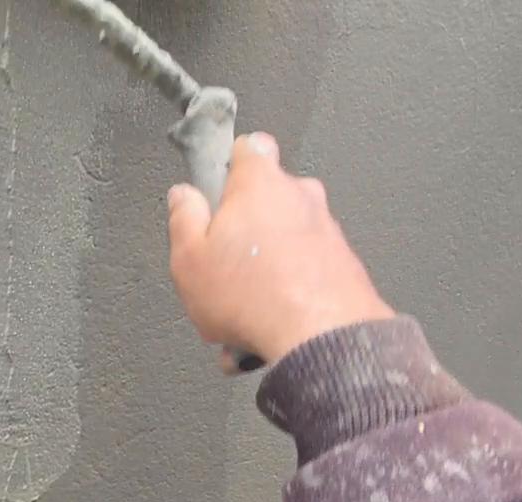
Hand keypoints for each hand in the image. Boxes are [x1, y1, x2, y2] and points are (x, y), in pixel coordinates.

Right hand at [167, 133, 393, 373]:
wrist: (316, 335)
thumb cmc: (252, 296)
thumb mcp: (188, 259)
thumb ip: (182, 219)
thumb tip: (181, 197)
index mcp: (258, 184)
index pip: (248, 147)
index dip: (228, 164)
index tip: (214, 187)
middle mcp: (298, 196)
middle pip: (262, 202)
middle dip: (239, 231)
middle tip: (216, 266)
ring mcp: (324, 228)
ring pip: (279, 244)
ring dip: (257, 272)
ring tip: (235, 312)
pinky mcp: (340, 261)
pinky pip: (297, 273)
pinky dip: (278, 295)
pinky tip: (258, 328)